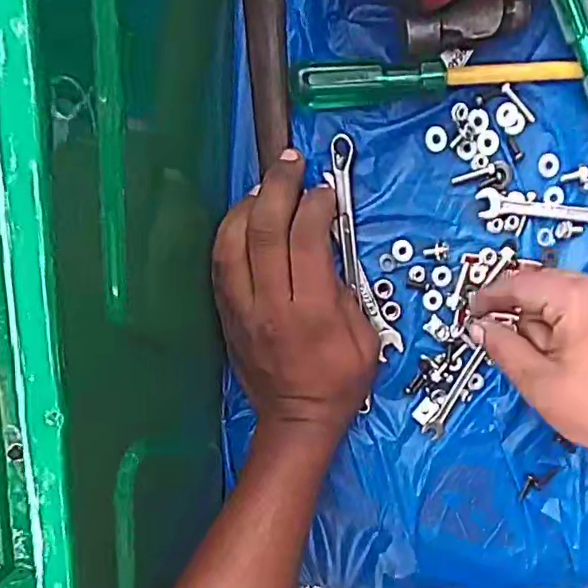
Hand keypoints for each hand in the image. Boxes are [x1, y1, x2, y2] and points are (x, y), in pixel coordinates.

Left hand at [214, 150, 377, 441]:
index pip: (307, 238)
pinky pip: (220, 265)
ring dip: (247, 206)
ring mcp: (244, 311)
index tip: (327, 194)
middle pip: (264, 229)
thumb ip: (349, 294)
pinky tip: (243, 221)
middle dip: (279, 187)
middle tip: (292, 167)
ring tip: (265, 189)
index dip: (317, 205)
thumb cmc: (337, 386)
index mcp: (313, 313)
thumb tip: (331, 256)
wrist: (297, 420)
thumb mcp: (367, 342)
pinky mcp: (230, 317)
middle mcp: (272, 306)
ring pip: (231, 242)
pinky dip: (229, 235)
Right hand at [467, 268, 587, 467]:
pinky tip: (558, 355)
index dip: (491, 296)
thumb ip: (503, 346)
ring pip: (559, 296)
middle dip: (519, 313)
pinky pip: (579, 306)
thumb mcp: (537, 380)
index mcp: (583, 298)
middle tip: (500, 340)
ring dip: (541, 322)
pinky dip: (561, 324)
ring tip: (545, 363)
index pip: (523, 283)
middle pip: (542, 285)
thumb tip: (482, 328)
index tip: (473, 309)